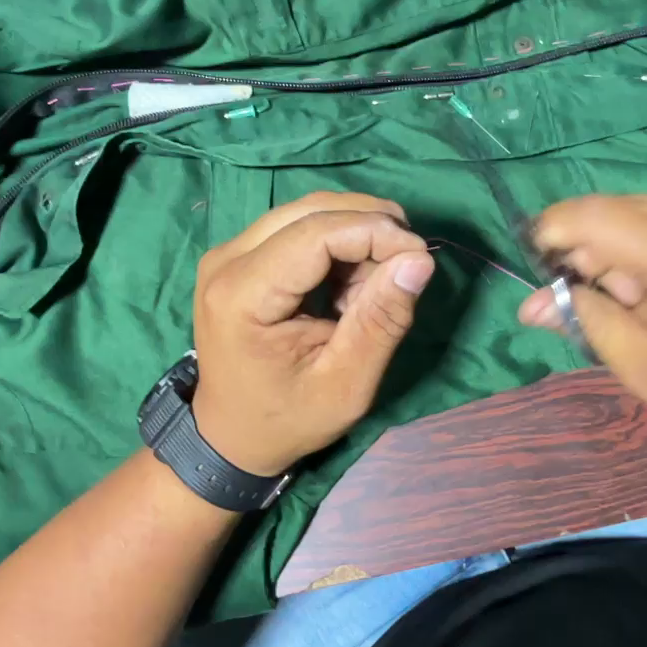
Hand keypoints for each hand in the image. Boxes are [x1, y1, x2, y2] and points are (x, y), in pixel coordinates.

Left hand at [190, 193, 435, 476]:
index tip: (420, 255)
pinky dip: (335, 241)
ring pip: (306, 211)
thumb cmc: (287, 418)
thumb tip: (420, 260)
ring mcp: (228, 252)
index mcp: (242, 295)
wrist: (231, 435)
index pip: (316, 233)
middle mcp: (226, 260)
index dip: (374, 232)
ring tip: (376, 282)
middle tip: (406, 266)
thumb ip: (380, 321)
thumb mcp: (346, 385)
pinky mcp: (238, 254)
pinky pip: (296, 226)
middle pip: (311, 211)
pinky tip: (351, 281)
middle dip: (369, 226)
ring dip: (354, 233)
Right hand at [517, 196, 646, 460]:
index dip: (552, 233)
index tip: (536, 268)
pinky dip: (633, 242)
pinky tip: (643, 284)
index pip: (595, 217)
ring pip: (630, 208)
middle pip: (610, 208)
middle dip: (579, 246)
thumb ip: (587, 321)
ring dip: (606, 245)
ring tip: (617, 297)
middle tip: (578, 296)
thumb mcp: (645, 368)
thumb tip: (531, 303)